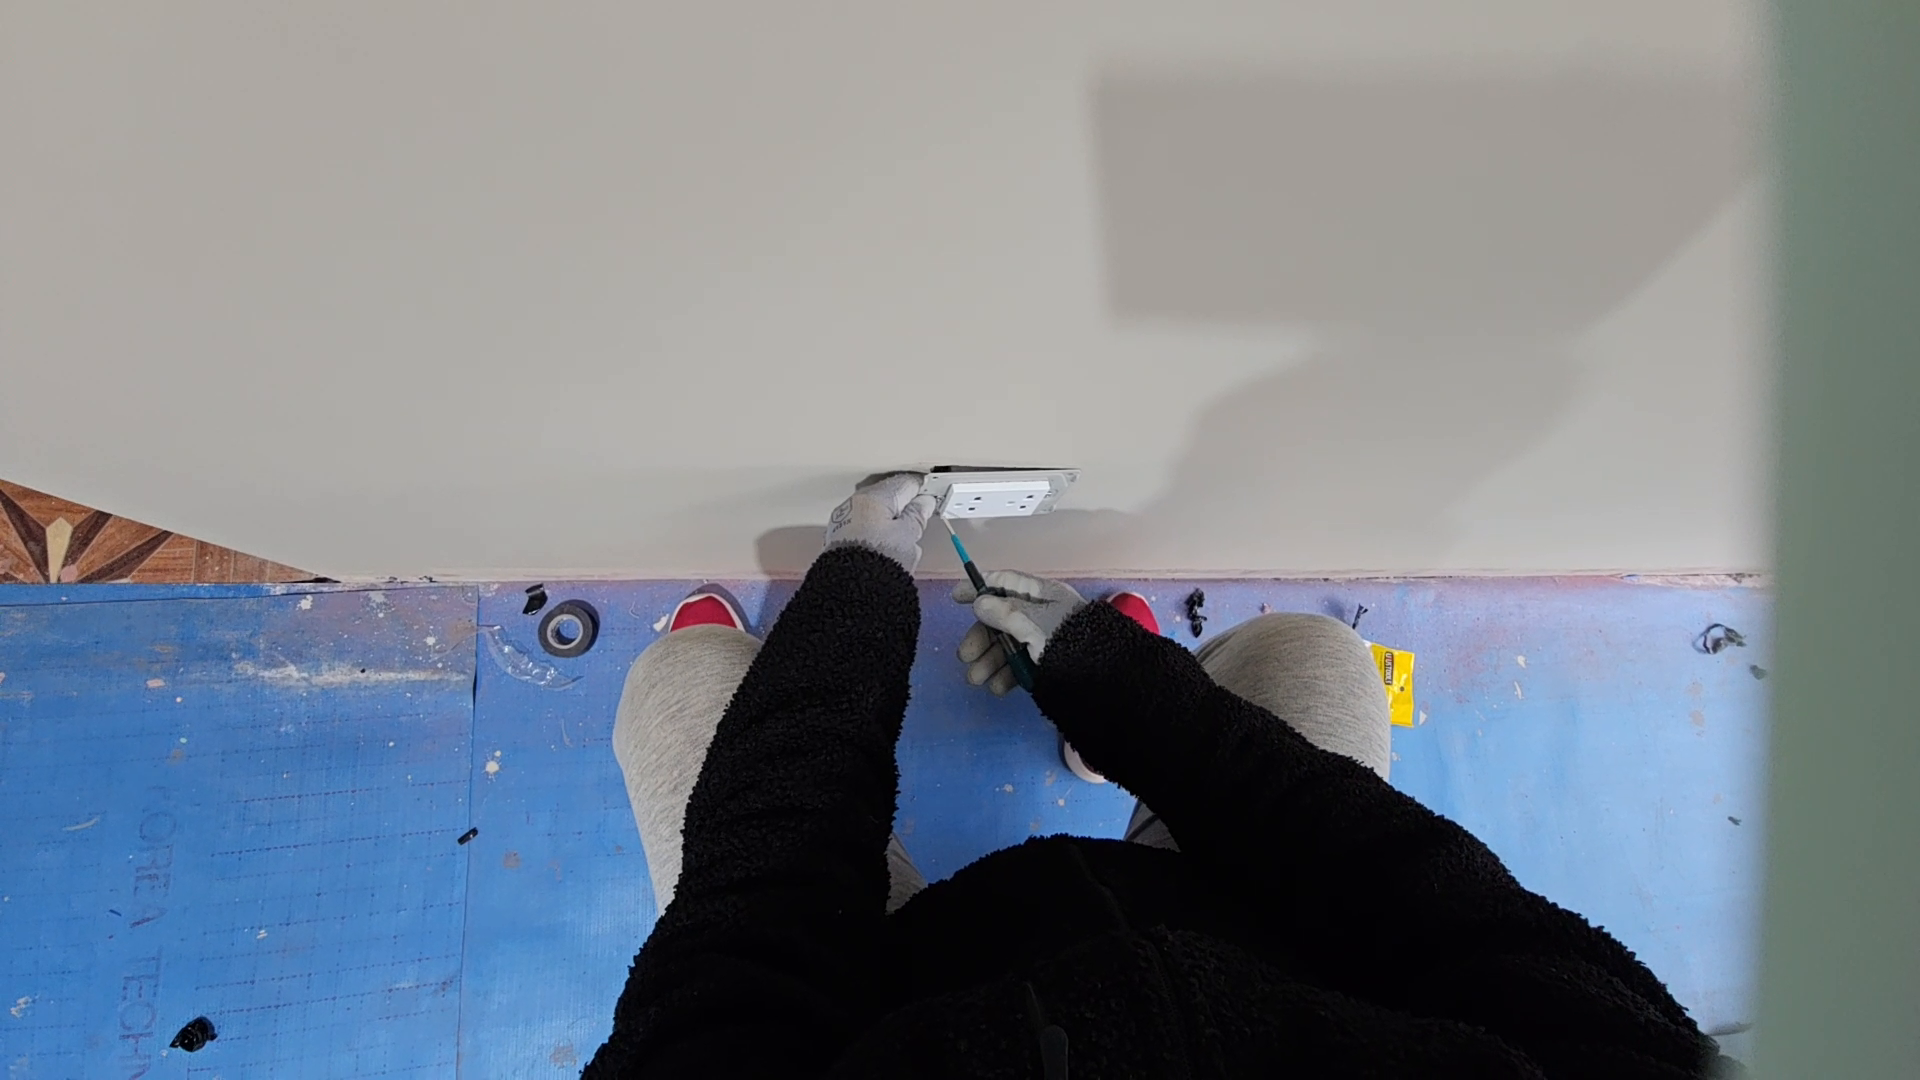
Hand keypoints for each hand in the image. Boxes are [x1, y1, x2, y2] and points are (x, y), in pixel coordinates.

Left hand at [824, 473, 937, 571]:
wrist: (851, 592)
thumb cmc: (878, 562)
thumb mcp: (908, 536)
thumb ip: (918, 515)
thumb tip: (923, 503)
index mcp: (873, 497)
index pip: (904, 483)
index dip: (923, 489)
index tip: (933, 496)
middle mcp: (855, 505)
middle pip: (887, 497)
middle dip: (905, 506)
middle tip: (921, 519)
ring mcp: (845, 522)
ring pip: (875, 513)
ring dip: (891, 521)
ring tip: (905, 539)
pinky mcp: (840, 540)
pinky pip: (865, 528)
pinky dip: (878, 533)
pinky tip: (886, 549)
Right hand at [953, 571, 1086, 693]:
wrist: (1102, 677)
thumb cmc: (1068, 640)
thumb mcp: (1035, 622)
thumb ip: (1005, 612)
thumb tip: (979, 602)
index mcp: (1041, 595)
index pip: (1005, 583)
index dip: (979, 587)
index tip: (956, 597)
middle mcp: (1039, 614)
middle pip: (999, 619)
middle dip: (980, 638)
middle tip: (965, 656)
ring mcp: (1041, 640)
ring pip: (1006, 646)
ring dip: (988, 661)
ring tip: (977, 679)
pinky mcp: (1045, 663)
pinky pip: (1018, 665)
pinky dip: (1005, 675)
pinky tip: (998, 687)